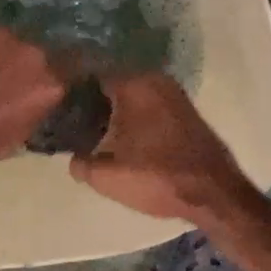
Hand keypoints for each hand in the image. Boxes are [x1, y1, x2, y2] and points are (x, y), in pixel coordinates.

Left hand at [0, 23, 65, 170]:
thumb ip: (35, 107)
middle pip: (35, 49)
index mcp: (51, 81)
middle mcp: (32, 50)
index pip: (73, 65)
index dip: (62, 68)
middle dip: (23, 60)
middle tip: (4, 76)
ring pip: (3, 38)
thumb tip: (36, 97)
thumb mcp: (19, 134)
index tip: (52, 75)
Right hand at [69, 72, 251, 221]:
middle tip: (74, 122)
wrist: (214, 194)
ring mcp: (175, 94)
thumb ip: (80, 163)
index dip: (71, 92)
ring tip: (97, 132)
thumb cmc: (156, 177)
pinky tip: (125, 137)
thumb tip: (74, 158)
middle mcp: (155, 79)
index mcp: (132, 84)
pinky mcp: (187, 111)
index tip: (57, 108)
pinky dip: (136, 116)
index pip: (91, 76)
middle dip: (94, 101)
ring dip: (116, 110)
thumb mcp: (105, 177)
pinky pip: (150, 105)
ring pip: (133, 95)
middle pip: (113, 83)